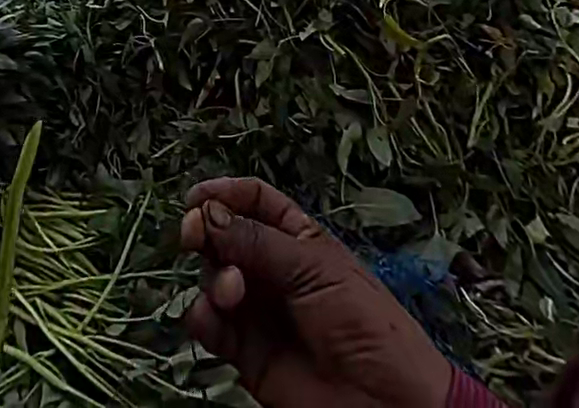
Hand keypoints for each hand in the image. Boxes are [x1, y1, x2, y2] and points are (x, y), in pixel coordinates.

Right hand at [179, 177, 452, 407]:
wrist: (384, 405)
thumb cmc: (362, 320)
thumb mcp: (313, 268)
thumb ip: (257, 241)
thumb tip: (208, 212)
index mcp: (296, 237)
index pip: (255, 200)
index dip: (225, 193)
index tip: (197, 197)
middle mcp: (271, 266)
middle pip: (226, 235)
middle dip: (207, 230)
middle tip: (193, 233)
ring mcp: (257, 307)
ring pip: (214, 276)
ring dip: (213, 277)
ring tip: (232, 291)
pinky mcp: (245, 350)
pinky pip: (211, 324)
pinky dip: (203, 317)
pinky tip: (211, 318)